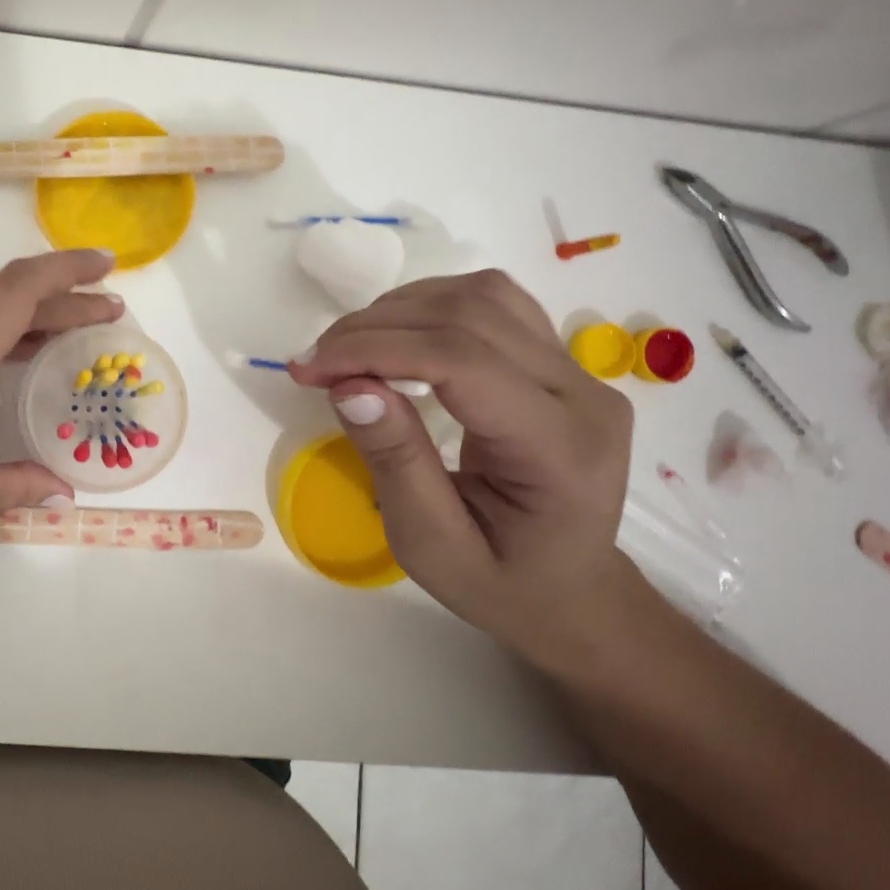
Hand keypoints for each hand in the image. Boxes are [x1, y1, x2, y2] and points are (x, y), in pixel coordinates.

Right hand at [288, 270, 650, 671]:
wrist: (569, 594)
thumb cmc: (499, 582)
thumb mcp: (430, 546)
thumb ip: (395, 463)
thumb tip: (350, 387)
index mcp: (560, 449)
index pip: (464, 361)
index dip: (375, 349)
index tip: (307, 370)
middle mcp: (582, 395)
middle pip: (471, 315)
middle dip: (374, 328)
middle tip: (313, 365)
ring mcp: (577, 372)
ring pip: (482, 295)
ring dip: (399, 311)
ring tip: (346, 352)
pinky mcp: (558, 363)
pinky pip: (491, 305)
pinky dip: (427, 309)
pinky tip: (391, 341)